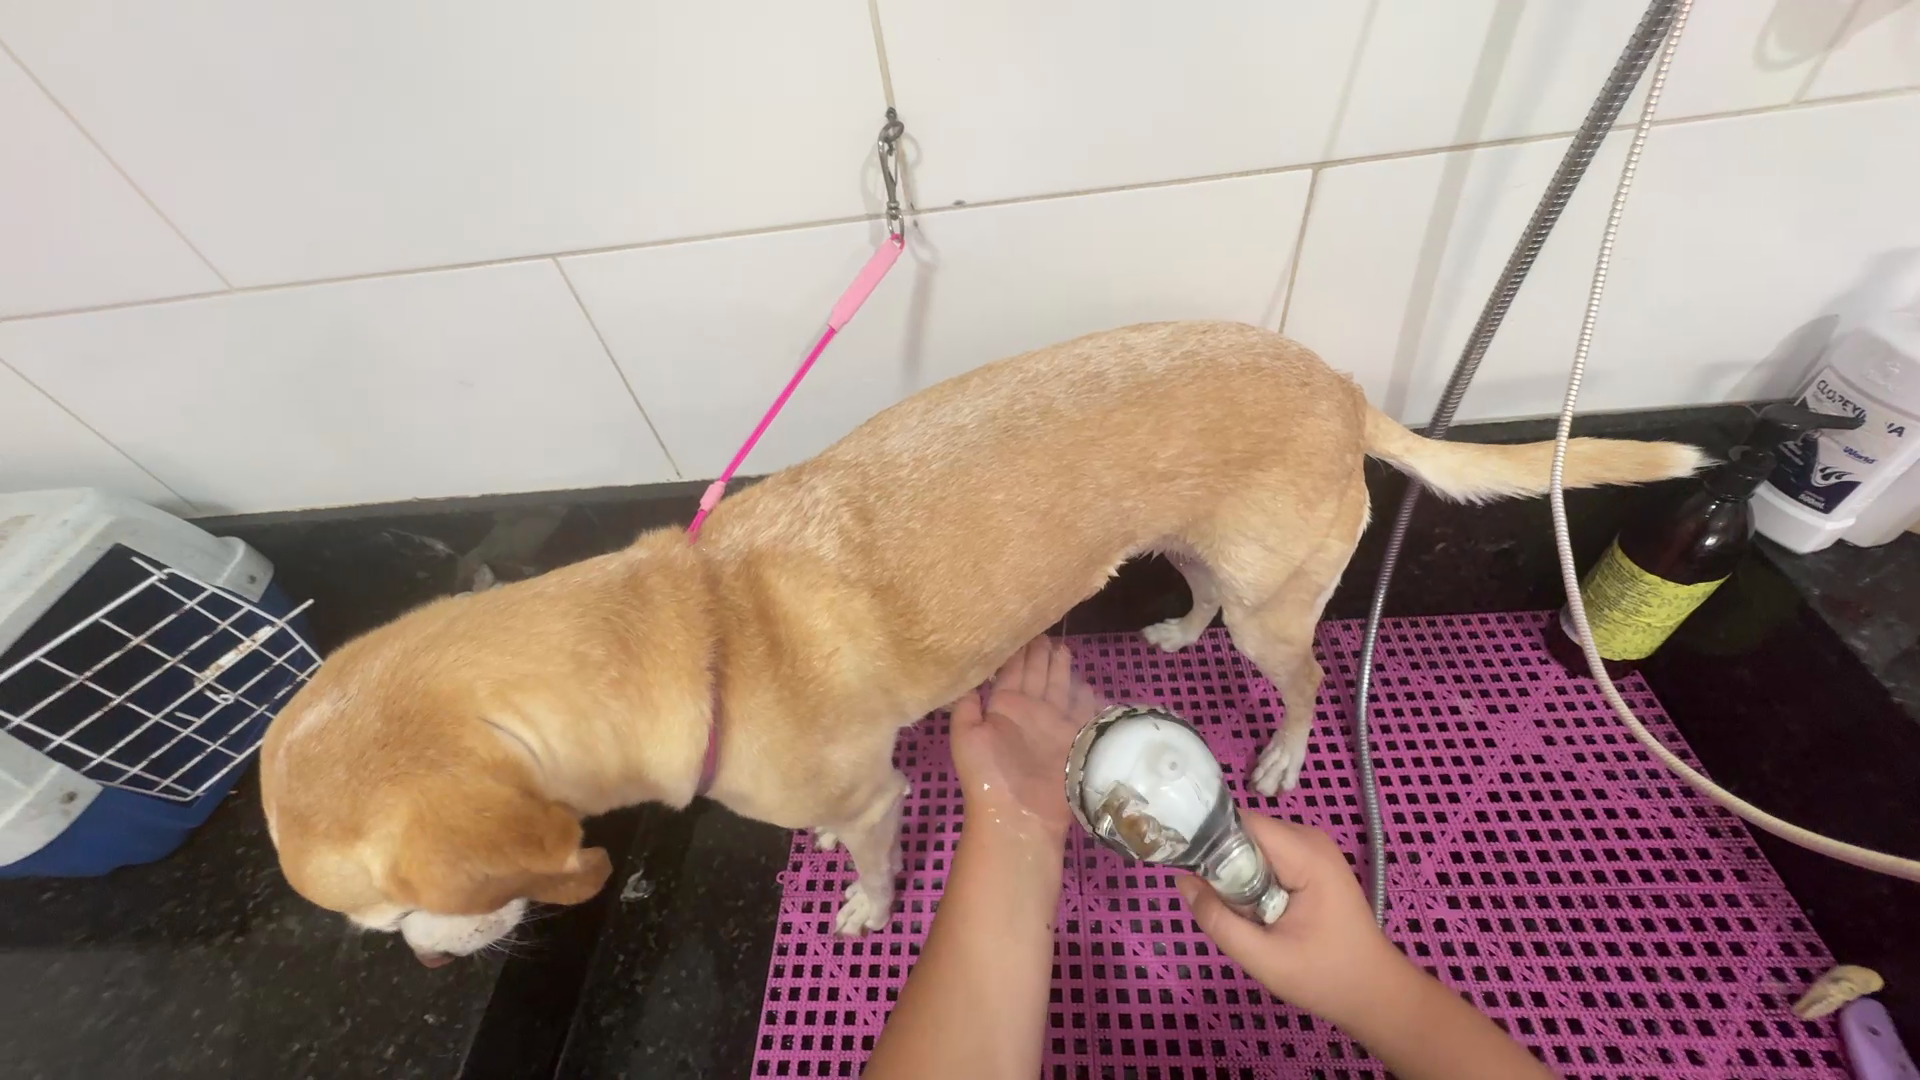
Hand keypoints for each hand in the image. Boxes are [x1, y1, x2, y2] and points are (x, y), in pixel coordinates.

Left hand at [949, 636, 1104, 844]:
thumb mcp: (965, 736)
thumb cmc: (988, 775)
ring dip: (1060, 667)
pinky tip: (1086, 679)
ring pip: (1058, 686)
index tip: (1020, 625)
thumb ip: (966, 705)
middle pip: (1036, 674)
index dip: (1017, 650)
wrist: (1018, 815)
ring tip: (1063, 645)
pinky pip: (1081, 709)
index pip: (1011, 670)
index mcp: (1002, 707)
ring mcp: (1053, 723)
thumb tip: (966, 673)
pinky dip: (1084, 695)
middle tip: (1045, 627)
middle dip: (1040, 652)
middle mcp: (1028, 711)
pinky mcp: (1074, 736)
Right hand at [1176, 814, 1407, 1026]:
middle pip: (1246, 830)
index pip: (1243, 823)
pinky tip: (1252, 904)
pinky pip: (1266, 852)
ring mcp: (1312, 846)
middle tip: (1212, 895)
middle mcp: (1309, 838)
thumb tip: (1182, 880)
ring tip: (1233, 903)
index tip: (1188, 863)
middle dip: (1223, 859)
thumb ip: (1218, 920)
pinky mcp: (1310, 858)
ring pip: (1253, 841)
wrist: (1376, 994)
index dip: (1211, 838)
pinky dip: (1251, 872)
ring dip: (1236, 867)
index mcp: (1306, 854)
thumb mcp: (1264, 958)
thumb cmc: (1325, 977)